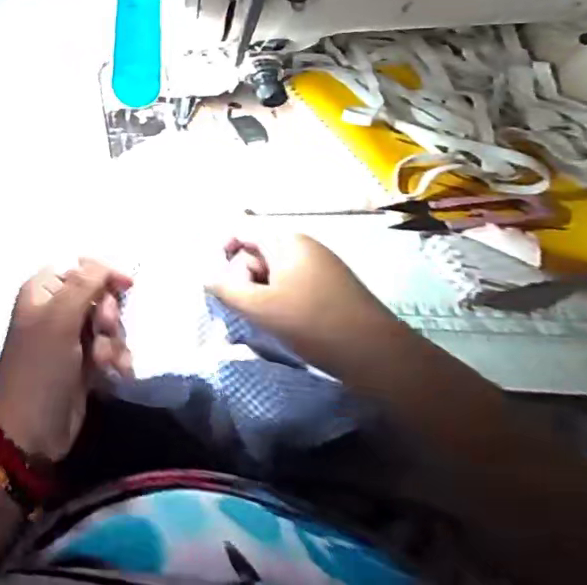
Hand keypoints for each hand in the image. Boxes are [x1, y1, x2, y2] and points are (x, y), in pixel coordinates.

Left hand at [0, 260, 131, 461]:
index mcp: (43, 290)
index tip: (126, 286)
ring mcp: (71, 338)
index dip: (103, 274)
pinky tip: (118, 374)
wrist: (30, 428)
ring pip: (108, 325)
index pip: (80, 267)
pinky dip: (117, 359)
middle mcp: (56, 309)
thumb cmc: (41, 365)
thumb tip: (105, 264)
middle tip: (104, 330)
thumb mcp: (60, 318)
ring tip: (105, 362)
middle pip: (98, 296)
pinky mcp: (84, 364)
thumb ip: (84, 285)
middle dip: (108, 314)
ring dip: (114, 341)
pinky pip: (110, 349)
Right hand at [207, 234, 405, 368]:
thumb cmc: (313, 324)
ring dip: (261, 293)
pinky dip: (281, 301)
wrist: (379, 357)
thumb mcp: (260, 308)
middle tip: (247, 309)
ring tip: (266, 321)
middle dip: (244, 277)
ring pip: (273, 272)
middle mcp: (304, 245)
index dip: (222, 252)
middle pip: (256, 251)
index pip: (241, 229)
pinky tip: (286, 326)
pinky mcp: (331, 288)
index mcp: (287, 239)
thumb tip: (206, 276)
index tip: (220, 284)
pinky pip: (292, 285)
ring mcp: (320, 266)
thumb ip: (226, 289)